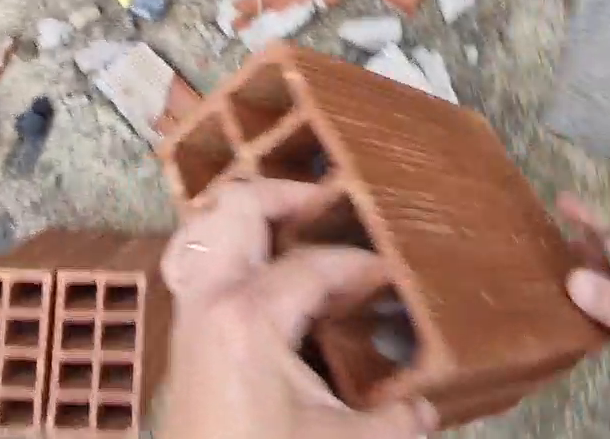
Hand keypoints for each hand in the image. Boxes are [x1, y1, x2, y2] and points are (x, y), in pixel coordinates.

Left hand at [160, 180, 438, 438]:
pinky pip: (193, 254)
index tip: (388, 271)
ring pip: (209, 222)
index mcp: (249, 316)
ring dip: (250, 211)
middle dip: (287, 194)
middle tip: (328, 203)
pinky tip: (254, 258)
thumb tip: (425, 403)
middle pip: (241, 207)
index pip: (313, 265)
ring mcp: (190, 308)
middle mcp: (211, 295)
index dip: (356, 264)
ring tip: (293, 219)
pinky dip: (222, 239)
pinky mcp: (184, 327)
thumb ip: (392, 421)